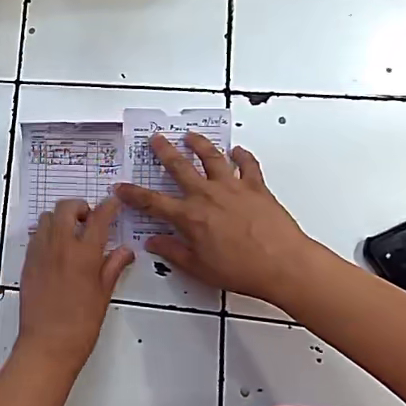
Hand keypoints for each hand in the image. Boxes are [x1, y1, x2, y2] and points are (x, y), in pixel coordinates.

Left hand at [17, 197, 134, 367]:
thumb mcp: (103, 294)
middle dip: (79, 207)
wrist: (47, 343)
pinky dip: (47, 234)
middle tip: (89, 219)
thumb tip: (125, 251)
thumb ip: (112, 266)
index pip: (98, 218)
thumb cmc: (81, 324)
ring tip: (72, 234)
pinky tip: (57, 249)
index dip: (108, 206)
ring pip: (46, 218)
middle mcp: (59, 247)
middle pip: (65, 208)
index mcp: (84, 253)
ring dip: (60, 218)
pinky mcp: (27, 262)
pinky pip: (36, 236)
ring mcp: (40, 253)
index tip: (113, 202)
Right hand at [115, 134, 327, 305]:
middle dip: (164, 151)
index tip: (121, 187)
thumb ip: (173, 251)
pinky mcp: (257, 189)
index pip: (151, 201)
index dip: (133, 194)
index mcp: (189, 217)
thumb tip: (155, 243)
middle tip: (156, 140)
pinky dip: (242, 156)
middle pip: (179, 167)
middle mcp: (207, 196)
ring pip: (211, 158)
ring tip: (191, 136)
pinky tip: (238, 151)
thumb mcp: (198, 267)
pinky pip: (248, 166)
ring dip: (199, 145)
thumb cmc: (242, 269)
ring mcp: (233, 189)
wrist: (284, 265)